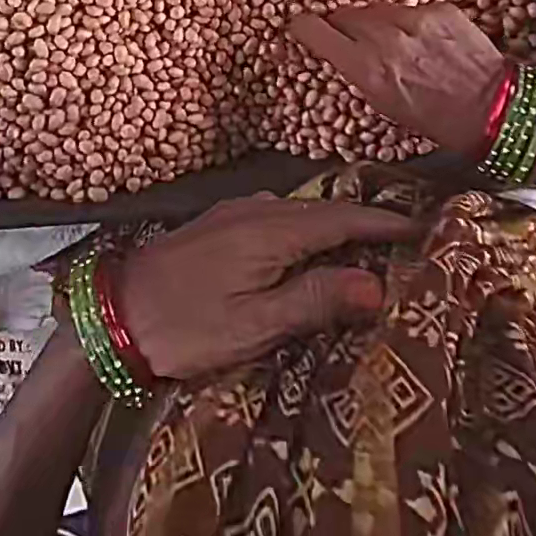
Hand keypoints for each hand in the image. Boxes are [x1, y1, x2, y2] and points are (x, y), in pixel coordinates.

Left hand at [112, 194, 419, 378]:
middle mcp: (257, 209)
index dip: (384, 222)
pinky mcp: (220, 221)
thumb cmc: (184, 326)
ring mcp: (235, 211)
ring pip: (301, 210)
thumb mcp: (253, 324)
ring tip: (369, 243)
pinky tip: (312, 245)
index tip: (423, 227)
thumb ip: (314, 298)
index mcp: (270, 231)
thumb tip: (376, 283)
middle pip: (325, 209)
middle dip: (366, 220)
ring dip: (336, 223)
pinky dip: (307, 227)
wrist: (112, 312)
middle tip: (406, 237)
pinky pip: (279, 215)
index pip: (343, 219)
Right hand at [290, 3, 509, 156]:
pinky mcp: (439, 8)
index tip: (301, 25)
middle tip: (350, 38)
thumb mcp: (383, 104)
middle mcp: (386, 38)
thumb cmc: (435, 119)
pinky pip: (409, 8)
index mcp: (366, 69)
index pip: (317, 30)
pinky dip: (408, 22)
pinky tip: (422, 41)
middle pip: (345, 15)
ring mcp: (414, 18)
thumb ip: (358, 70)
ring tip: (392, 43)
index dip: (305, 26)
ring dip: (375, 22)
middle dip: (343, 25)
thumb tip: (340, 48)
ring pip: (376, 9)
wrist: (494, 108)